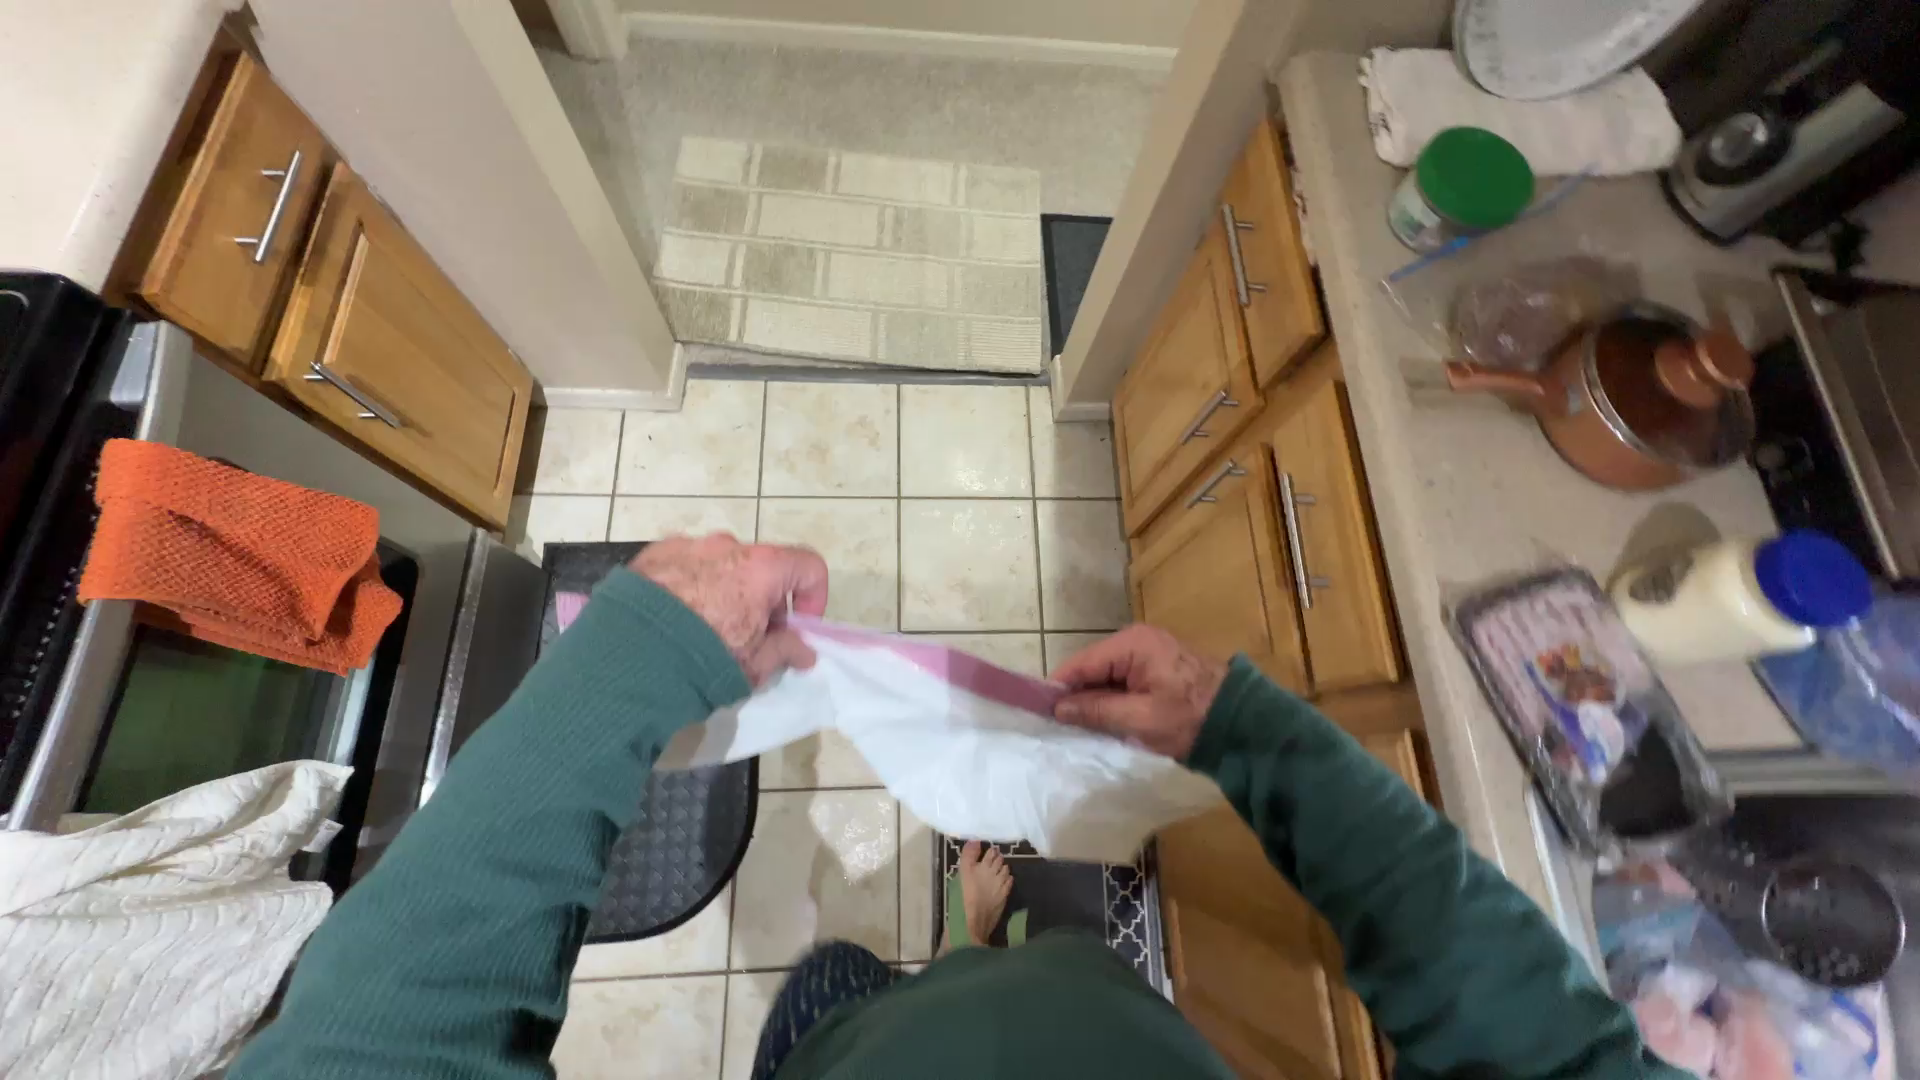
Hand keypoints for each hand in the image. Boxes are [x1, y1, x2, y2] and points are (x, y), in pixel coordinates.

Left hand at [631, 533, 828, 684]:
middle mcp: (729, 546)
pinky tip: (675, 617)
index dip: (813, 597)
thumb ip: (786, 652)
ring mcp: (688, 545)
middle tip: (751, 635)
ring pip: (722, 565)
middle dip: (765, 598)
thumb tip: (806, 652)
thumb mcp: (755, 665)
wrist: (628, 657)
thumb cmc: (705, 659)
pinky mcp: (654, 553)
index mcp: (762, 568)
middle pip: (764, 567)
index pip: (809, 567)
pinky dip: (690, 584)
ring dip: (726, 589)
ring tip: (706, 627)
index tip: (796, 627)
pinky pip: (685, 564)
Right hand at [1049, 625, 1227, 758]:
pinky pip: (1122, 678)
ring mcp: (1148, 650)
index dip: (1058, 686)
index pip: (1081, 663)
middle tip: (1060, 725)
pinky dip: (1112, 697)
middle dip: (1077, 695)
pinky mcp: (1157, 665)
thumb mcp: (1140, 719)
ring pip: (1106, 674)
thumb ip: (1097, 711)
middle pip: (1092, 667)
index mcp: (1132, 644)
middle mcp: (1136, 639)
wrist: (1244, 723)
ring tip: (1080, 725)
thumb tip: (1059, 708)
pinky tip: (1105, 718)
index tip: (1038, 710)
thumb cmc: (1191, 719)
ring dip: (1095, 699)